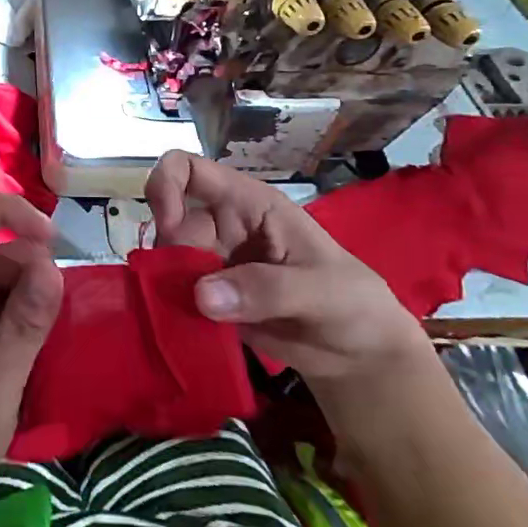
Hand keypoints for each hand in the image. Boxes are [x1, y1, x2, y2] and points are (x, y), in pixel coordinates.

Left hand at [0, 194, 62, 526]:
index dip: (8, 210)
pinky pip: (11, 300)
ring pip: (11, 274)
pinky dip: (35, 311)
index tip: (53, 240)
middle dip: (38, 269)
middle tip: (60, 321)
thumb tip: (55, 265)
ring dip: (40, 294)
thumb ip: (22, 330)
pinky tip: (48, 345)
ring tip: (56, 341)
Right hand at [145, 151, 430, 384]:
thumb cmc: (352, 303)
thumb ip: (268, 289)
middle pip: (171, 224)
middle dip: (169, 255)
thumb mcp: (322, 290)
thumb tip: (201, 294)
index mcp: (250, 204)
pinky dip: (170, 310)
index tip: (167, 228)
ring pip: (167, 262)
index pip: (191, 170)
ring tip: (188, 315)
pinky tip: (184, 328)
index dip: (167, 186)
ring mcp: (213, 265)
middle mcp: (223, 228)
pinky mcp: (208, 301)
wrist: (361, 356)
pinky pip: (173, 297)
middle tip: (189, 293)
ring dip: (166, 286)